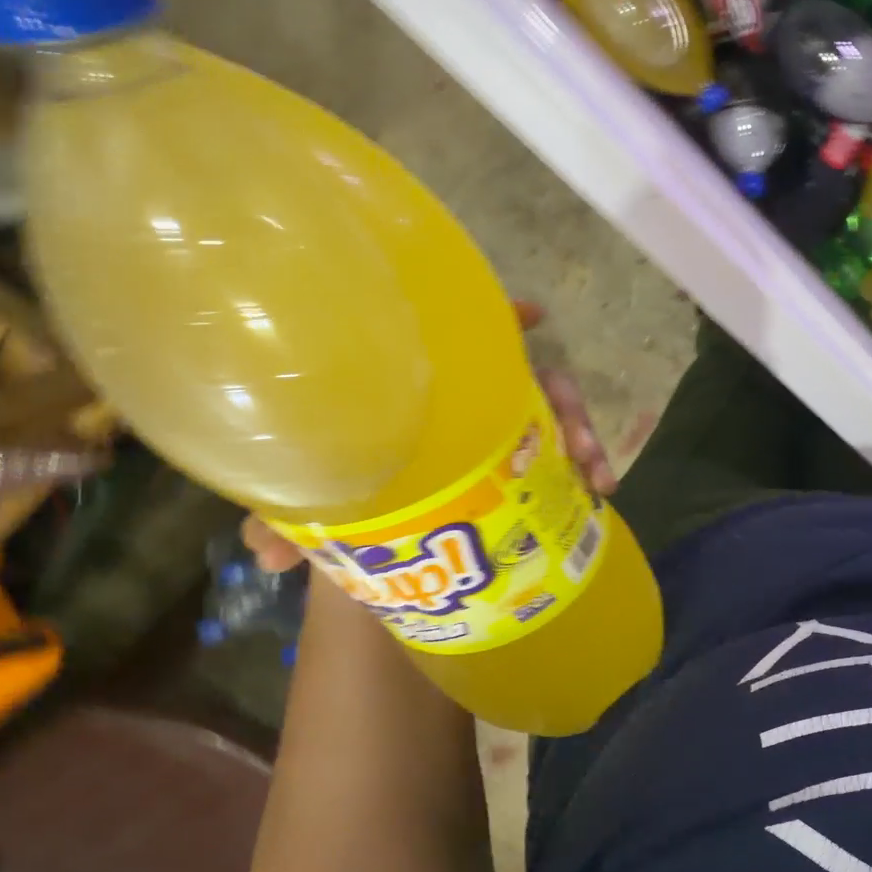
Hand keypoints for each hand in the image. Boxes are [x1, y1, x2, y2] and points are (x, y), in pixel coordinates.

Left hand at [240, 300, 615, 573]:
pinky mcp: (533, 462)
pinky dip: (591, 466)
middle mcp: (474, 399)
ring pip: (561, 415)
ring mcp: (509, 430)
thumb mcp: (317, 500)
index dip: (502, 321)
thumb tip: (269, 556)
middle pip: (532, 378)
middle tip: (574, 438)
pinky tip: (602, 488)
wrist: (382, 539)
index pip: (468, 341)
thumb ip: (288, 521)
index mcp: (426, 389)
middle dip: (563, 402)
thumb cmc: (347, 498)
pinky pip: (570, 454)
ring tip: (591, 469)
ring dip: (584, 435)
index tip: (534, 315)